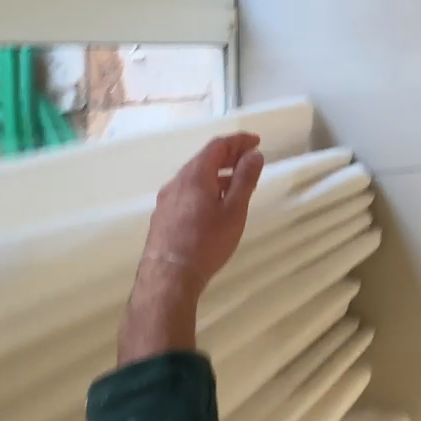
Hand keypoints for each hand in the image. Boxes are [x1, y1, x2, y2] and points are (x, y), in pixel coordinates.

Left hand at [117, 134, 264, 365]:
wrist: (168, 280)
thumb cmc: (207, 241)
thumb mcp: (234, 209)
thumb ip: (245, 179)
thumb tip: (254, 155)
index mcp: (194, 176)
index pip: (217, 146)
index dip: (239, 140)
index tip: (257, 142)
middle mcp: (176, 183)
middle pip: (204, 159)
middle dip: (229, 156)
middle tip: (250, 161)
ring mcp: (166, 201)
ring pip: (194, 177)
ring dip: (218, 174)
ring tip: (237, 185)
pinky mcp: (162, 218)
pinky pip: (187, 192)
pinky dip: (205, 188)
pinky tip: (215, 205)